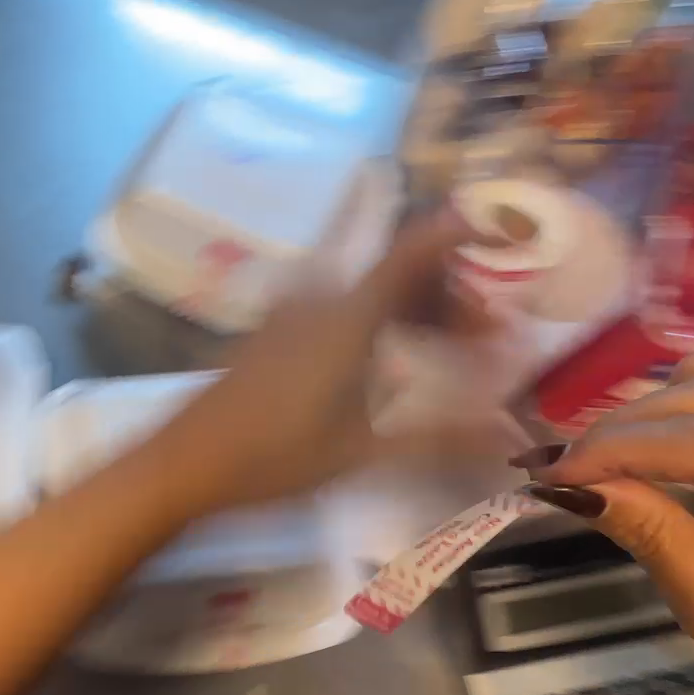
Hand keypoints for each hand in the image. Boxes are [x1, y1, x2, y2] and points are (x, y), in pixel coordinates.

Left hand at [149, 208, 527, 512]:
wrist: (183, 462)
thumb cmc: (272, 456)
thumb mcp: (361, 453)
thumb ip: (439, 439)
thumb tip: (510, 438)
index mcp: (346, 316)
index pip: (414, 249)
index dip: (461, 232)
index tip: (506, 232)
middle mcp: (317, 300)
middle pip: (395, 272)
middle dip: (448, 294)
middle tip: (485, 338)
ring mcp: (287, 314)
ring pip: (364, 292)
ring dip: (410, 310)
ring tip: (443, 350)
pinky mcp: (268, 333)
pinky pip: (334, 307)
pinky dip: (372, 320)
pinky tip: (382, 360)